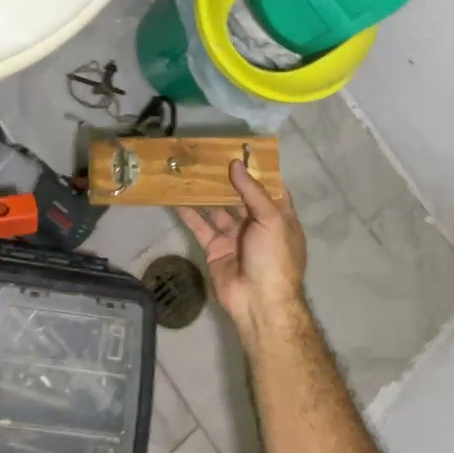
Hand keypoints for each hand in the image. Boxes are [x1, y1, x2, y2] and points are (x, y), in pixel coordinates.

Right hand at [176, 161, 308, 339]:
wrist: (259, 301)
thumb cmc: (274, 257)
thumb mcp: (271, 220)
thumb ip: (252, 192)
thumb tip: (236, 164)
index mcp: (278, 218)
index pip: (269, 189)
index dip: (256, 172)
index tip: (238, 151)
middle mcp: (257, 225)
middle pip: (239, 197)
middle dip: (224, 179)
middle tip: (205, 156)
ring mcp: (235, 237)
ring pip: (217, 209)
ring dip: (204, 194)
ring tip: (187, 172)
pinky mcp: (215, 249)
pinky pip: (201, 227)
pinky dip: (188, 213)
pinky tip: (175, 198)